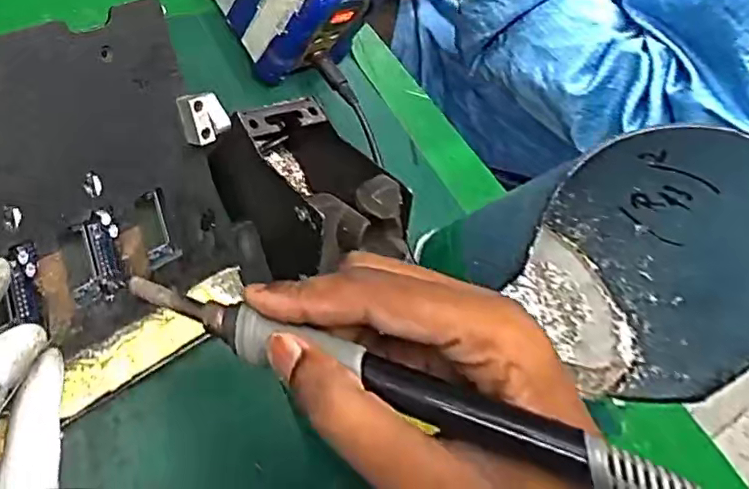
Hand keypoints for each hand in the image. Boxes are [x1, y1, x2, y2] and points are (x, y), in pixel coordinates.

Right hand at [246, 254, 597, 488]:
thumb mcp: (433, 484)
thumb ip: (353, 419)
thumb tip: (283, 350)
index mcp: (493, 329)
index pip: (379, 291)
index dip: (310, 296)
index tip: (255, 303)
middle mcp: (486, 310)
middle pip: (378, 280)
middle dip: (319, 306)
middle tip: (269, 335)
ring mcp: (479, 325)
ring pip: (381, 296)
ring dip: (333, 322)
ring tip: (297, 352)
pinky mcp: (466, 346)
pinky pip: (395, 324)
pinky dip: (356, 339)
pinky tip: (338, 364)